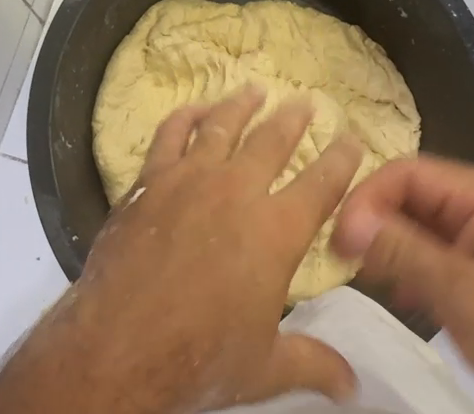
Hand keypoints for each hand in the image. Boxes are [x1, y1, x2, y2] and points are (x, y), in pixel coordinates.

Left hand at [0, 87, 365, 413]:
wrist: (120, 344)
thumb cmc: (200, 356)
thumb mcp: (265, 367)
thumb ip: (313, 363)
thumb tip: (353, 385)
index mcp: (275, 231)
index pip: (321, 184)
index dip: (341, 158)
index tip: (352, 138)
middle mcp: (236, 190)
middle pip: (273, 140)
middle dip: (293, 118)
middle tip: (306, 101)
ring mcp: (189, 178)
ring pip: (222, 125)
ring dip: (241, 105)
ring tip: (254, 89)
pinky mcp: (149, 180)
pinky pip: (170, 134)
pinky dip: (185, 116)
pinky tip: (193, 109)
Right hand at [332, 157, 473, 413]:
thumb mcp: (464, 294)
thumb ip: (404, 250)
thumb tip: (345, 219)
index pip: (407, 172)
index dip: (367, 198)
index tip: (337, 240)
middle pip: (411, 195)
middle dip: (374, 221)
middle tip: (340, 260)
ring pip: (418, 225)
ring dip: (388, 245)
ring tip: (361, 276)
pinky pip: (433, 253)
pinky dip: (409, 267)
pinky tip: (398, 294)